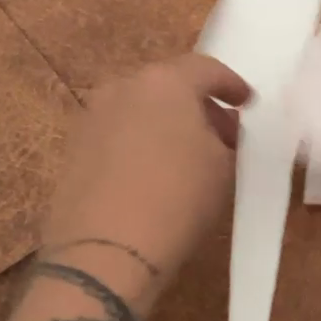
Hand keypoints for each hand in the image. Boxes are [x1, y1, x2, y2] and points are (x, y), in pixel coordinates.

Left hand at [39, 54, 249, 303]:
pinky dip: (140, 144)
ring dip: (166, 124)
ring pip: (140, 109)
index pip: (206, 69)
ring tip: (188, 157)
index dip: (231, 85)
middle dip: (198, 106)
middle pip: (169, 86)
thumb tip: (219, 130)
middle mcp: (123, 87)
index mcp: (165, 81)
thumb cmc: (178, 199)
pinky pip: (118, 135)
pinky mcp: (74, 148)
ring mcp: (92, 116)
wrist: (105, 251)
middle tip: (222, 134)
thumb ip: (226, 138)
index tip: (246, 102)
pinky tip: (154, 174)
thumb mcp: (223, 167)